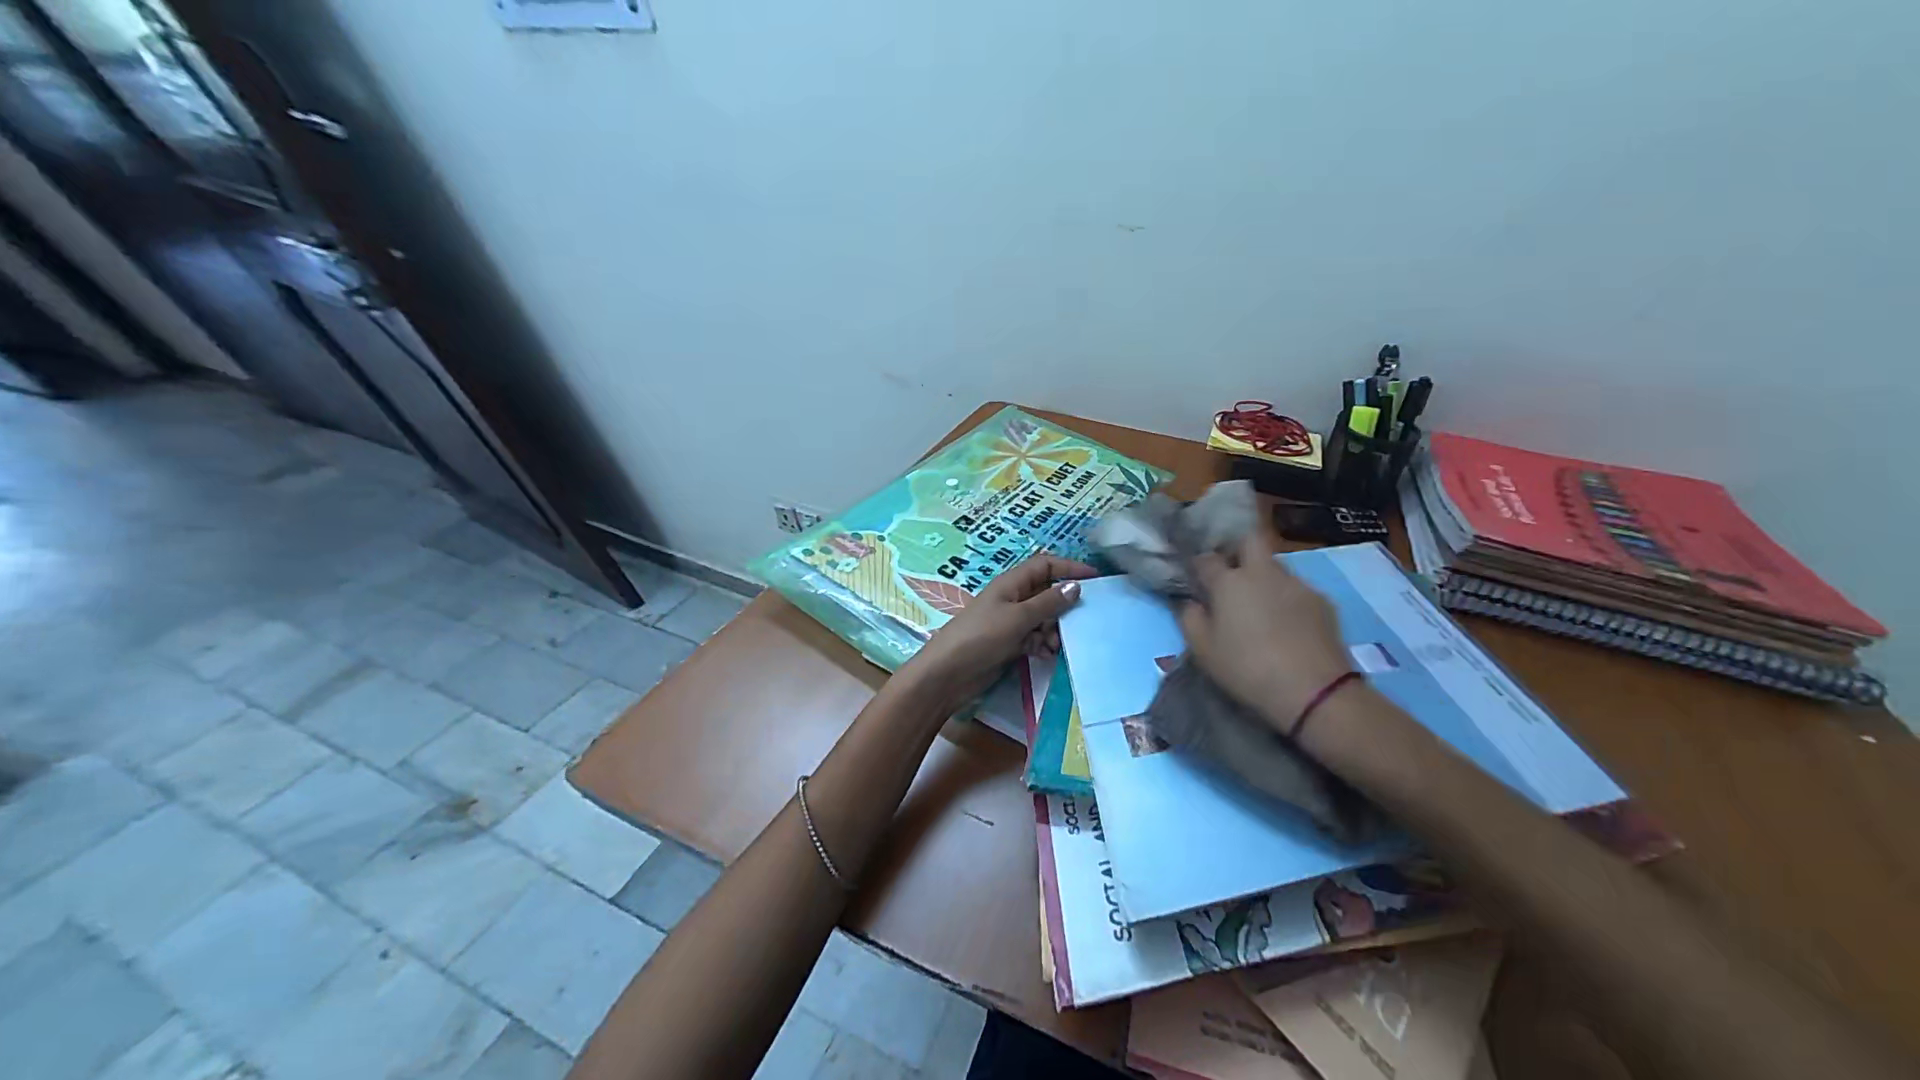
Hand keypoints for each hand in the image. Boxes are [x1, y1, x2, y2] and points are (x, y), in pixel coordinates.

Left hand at [899, 555, 1097, 707]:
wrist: (948, 673)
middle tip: (1081, 621)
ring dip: (1054, 630)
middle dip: (1064, 606)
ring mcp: (1010, 622)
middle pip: (1047, 593)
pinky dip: (1043, 644)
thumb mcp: (1018, 618)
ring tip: (1056, 645)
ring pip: (1043, 619)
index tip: (1096, 578)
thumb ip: (1048, 603)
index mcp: (1011, 584)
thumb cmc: (981, 637)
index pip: (1044, 565)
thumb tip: (1076, 586)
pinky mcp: (1009, 644)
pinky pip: (1035, 638)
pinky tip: (1046, 655)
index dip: (1069, 568)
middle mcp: (1012, 599)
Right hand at [1178, 530, 1352, 733]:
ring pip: (1275, 566)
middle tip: (1231, 577)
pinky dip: (1286, 599)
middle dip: (1237, 550)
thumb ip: (1189, 619)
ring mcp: (1296, 583)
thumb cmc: (1247, 669)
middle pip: (1249, 540)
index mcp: (1229, 582)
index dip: (1198, 565)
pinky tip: (1286, 625)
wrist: (1314, 691)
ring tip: (1260, 607)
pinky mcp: (1322, 600)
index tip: (1195, 579)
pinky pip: (1296, 589)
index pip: (1206, 558)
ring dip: (1263, 577)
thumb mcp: (1203, 650)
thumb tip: (1189, 602)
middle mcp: (1263, 573)